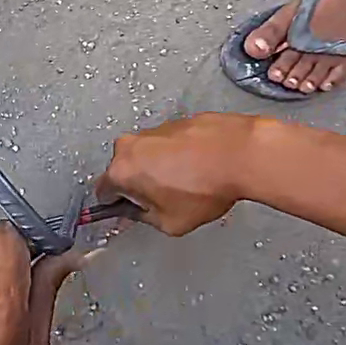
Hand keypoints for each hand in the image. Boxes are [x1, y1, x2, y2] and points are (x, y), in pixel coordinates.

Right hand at [94, 113, 265, 234]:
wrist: (241, 153)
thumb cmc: (206, 187)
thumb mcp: (171, 222)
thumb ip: (145, 219)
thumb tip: (139, 212)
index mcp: (121, 171)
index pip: (103, 191)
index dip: (115, 203)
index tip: (128, 208)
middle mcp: (130, 146)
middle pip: (124, 169)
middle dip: (139, 183)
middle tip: (164, 197)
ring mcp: (153, 130)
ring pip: (146, 153)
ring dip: (158, 167)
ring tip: (187, 180)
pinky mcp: (174, 121)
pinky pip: (167, 142)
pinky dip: (178, 154)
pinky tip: (199, 165)